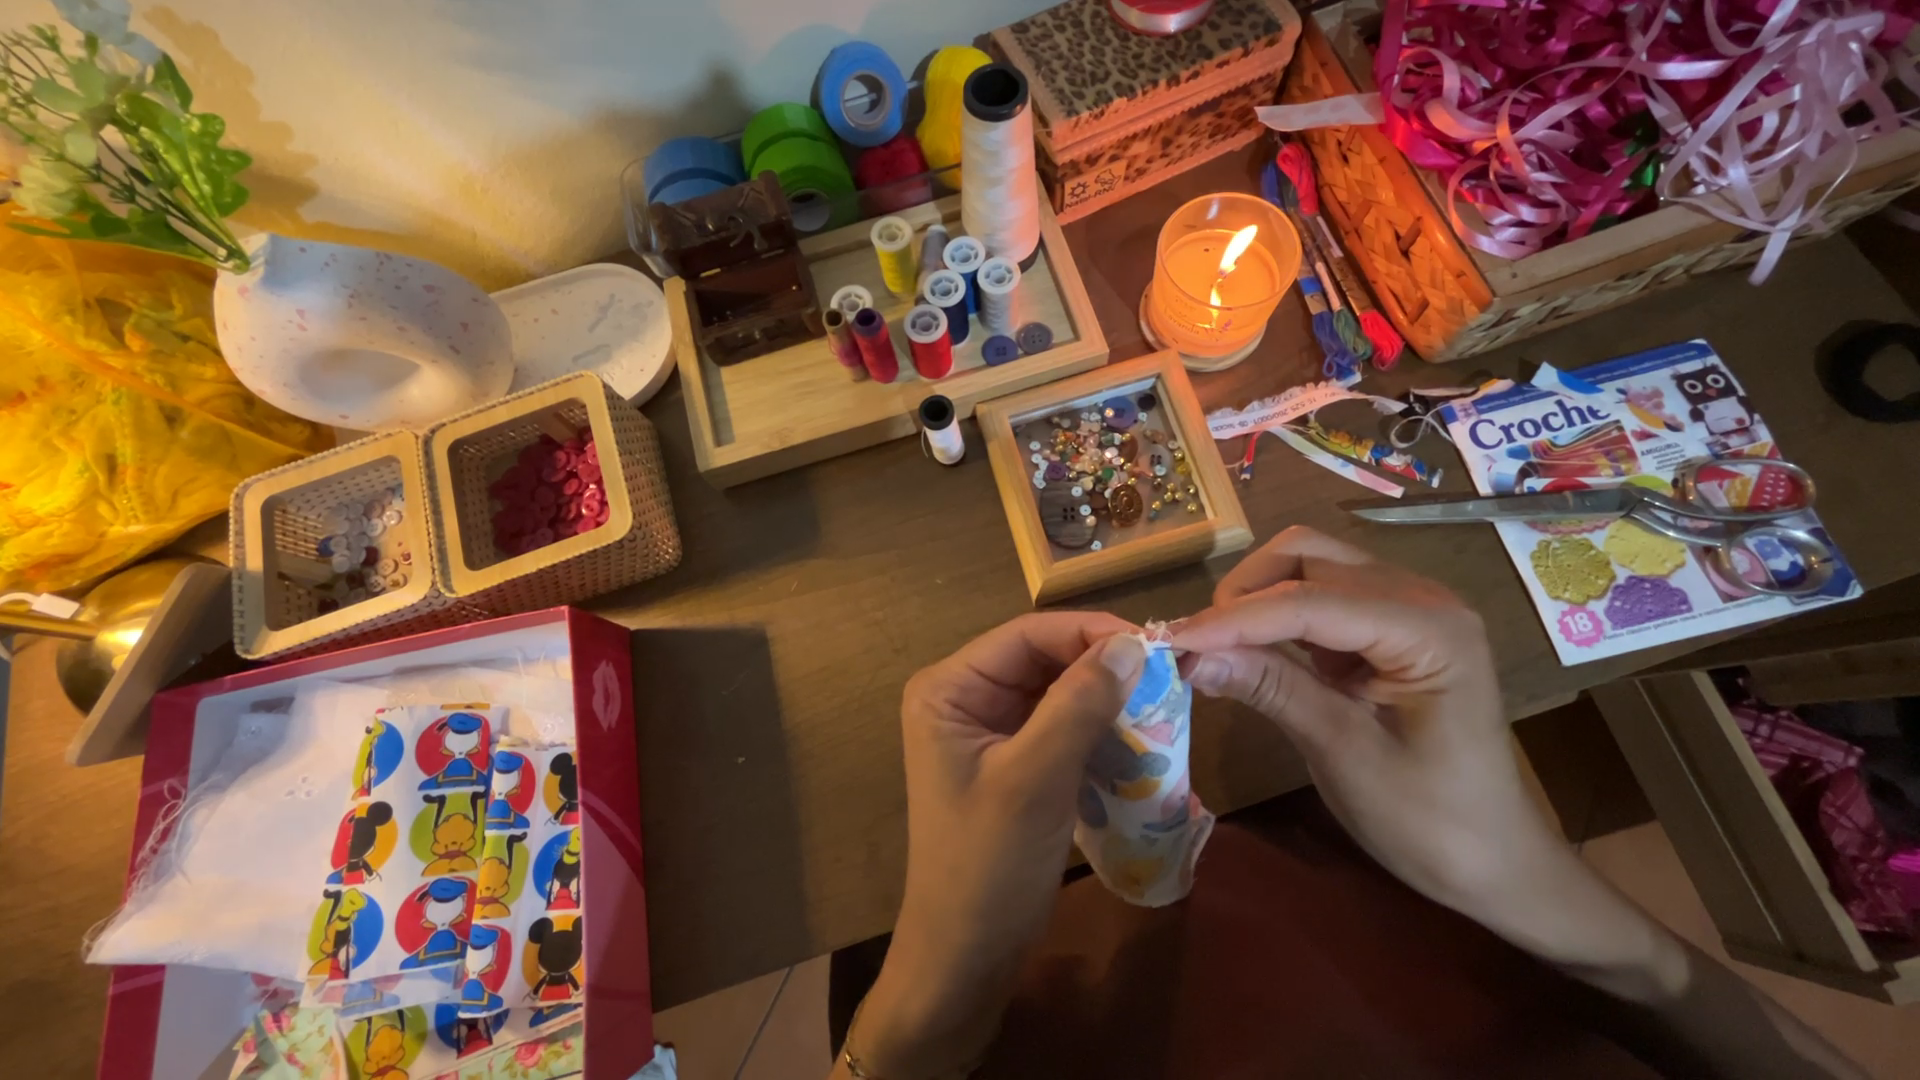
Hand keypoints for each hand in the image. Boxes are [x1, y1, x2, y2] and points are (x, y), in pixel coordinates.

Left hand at [853, 613, 1144, 1076]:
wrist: (966, 957)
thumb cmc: (988, 865)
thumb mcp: (1035, 779)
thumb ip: (1079, 704)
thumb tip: (1131, 643)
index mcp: (949, 689)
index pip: (1026, 635)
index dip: (1089, 631)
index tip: (1154, 645)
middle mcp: (964, 698)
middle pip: (1043, 659)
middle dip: (1101, 667)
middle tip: (1166, 678)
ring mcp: (988, 731)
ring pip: (1057, 693)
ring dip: (1105, 700)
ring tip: (1161, 706)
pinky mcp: (1012, 762)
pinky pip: (1061, 728)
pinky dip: (1097, 732)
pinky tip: (1137, 741)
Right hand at [1170, 528, 1675, 980]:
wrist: (1498, 864)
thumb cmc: (1432, 822)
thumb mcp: (1345, 755)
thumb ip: (1271, 690)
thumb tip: (1190, 655)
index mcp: (1428, 629)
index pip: (1309, 602)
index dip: (1233, 619)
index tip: (1168, 641)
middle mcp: (1421, 599)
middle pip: (1307, 557)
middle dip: (1245, 592)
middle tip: (1199, 646)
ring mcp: (1407, 610)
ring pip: (1309, 566)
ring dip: (1257, 597)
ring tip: (1219, 648)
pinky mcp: (1390, 630)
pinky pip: (1320, 598)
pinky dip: (1277, 616)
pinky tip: (1254, 654)